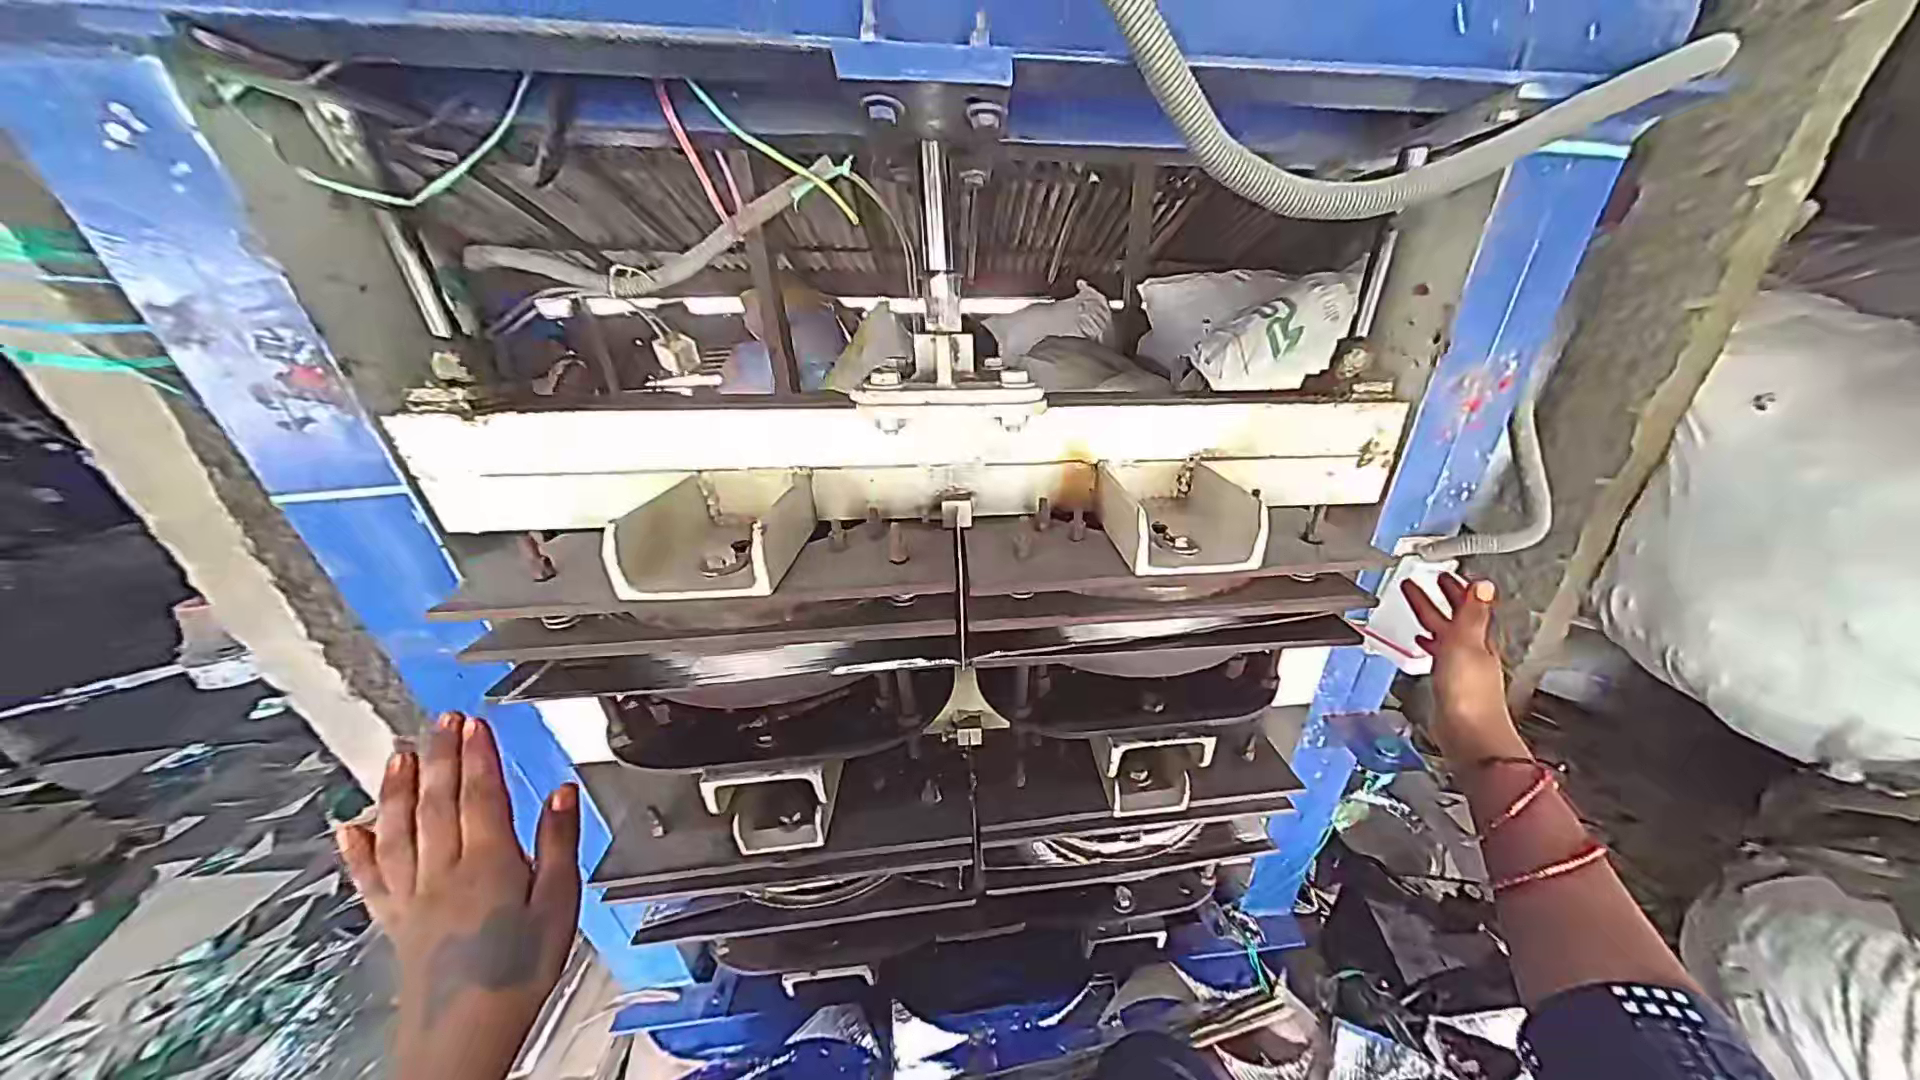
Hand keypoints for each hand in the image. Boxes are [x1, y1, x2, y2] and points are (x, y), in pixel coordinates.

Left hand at [335, 713, 580, 1079]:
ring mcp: (413, 895)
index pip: (480, 795)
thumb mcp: (560, 901)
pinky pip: (372, 877)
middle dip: (441, 757)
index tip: (474, 723)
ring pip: (400, 830)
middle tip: (440, 721)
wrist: (465, 1034)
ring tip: (399, 755)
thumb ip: (558, 843)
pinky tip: (352, 827)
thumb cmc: (521, 966)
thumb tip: (562, 792)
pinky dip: (359, 848)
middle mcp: (444, 871)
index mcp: (489, 862)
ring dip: (400, 789)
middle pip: (439, 803)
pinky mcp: (395, 920)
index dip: (477, 755)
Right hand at [1400, 574, 1526, 762]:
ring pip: (1444, 633)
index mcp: (1478, 639)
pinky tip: (1421, 644)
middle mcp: (1472, 650)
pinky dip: (1428, 643)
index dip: (1456, 589)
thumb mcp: (1466, 643)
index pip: (1467, 605)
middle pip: (1454, 617)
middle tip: (1427, 583)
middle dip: (1441, 599)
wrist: (1467, 732)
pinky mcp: (1447, 681)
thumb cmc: (1469, 692)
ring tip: (1417, 608)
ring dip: (1432, 618)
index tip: (1444, 574)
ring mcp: (1460, 666)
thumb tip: (1484, 585)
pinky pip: (1437, 653)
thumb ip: (1472, 614)